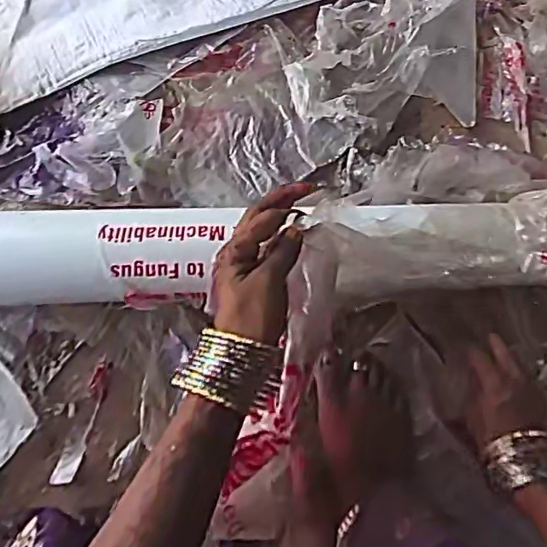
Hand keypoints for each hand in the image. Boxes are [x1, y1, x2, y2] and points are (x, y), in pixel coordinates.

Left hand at [211, 183, 310, 342]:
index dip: (286, 204)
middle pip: (258, 218)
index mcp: (235, 250)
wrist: (241, 355)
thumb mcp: (269, 281)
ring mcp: (243, 265)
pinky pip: (267, 248)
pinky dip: (282, 237)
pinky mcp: (253, 279)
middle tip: (306, 190)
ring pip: (262, 232)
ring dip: (281, 216)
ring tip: (302, 207)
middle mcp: (236, 253)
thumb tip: (297, 227)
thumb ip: (283, 251)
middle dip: (281, 201)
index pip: (262, 217)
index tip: (311, 196)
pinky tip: (295, 236)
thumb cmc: (252, 318)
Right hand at [315, 349, 412, 514]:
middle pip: (357, 362)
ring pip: (379, 369)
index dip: (326, 357)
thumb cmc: (341, 487)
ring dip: (372, 366)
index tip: (325, 353)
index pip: (327, 367)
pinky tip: (387, 385)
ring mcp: (384, 400)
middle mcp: (358, 395)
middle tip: (348, 361)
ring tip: (368, 367)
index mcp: (333, 405)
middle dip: (351, 359)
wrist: (382, 499)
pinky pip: (396, 385)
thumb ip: (302, 451)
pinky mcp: (403, 411)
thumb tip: (295, 441)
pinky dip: (390, 382)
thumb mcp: (313, 468)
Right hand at [463, 333, 546, 452]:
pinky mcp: (541, 397)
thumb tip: (471, 380)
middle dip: (497, 344)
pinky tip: (518, 374)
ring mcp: (530, 386)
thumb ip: (473, 396)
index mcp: (494, 384)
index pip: (481, 359)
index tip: (467, 350)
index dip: (472, 352)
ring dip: (511, 356)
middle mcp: (514, 380)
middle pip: (505, 354)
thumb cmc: (493, 442)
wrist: (526, 460)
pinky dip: (521, 371)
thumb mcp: (474, 419)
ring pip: (520, 363)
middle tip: (490, 337)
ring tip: (505, 354)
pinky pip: (529, 376)